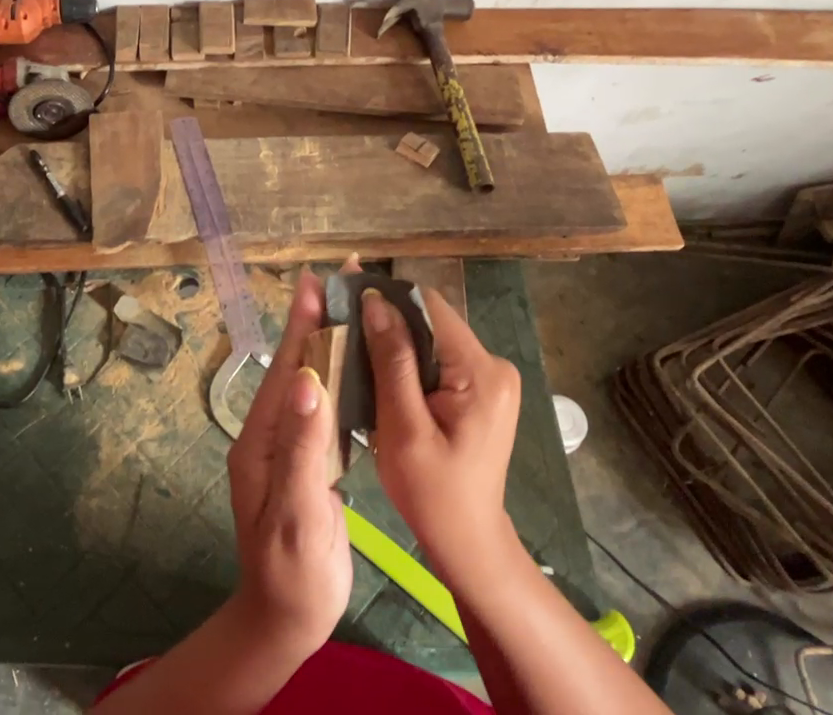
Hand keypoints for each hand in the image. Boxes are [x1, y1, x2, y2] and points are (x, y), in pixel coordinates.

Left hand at [223, 270, 351, 654]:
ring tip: (353, 310)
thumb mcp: (296, 512)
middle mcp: (272, 435)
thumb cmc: (291, 571)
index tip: (314, 282)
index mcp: (262, 440)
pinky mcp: (311, 465)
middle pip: (297, 368)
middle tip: (340, 280)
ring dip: (329, 346)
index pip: (285, 371)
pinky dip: (341, 381)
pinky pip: (325, 411)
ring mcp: (291, 449)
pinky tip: (359, 368)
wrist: (286, 617)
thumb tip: (307, 379)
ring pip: (311, 385)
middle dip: (315, 323)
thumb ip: (301, 447)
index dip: (300, 326)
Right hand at [361, 285, 522, 577]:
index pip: (429, 309)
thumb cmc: (431, 492)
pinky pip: (437, 360)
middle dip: (385, 320)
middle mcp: (493, 366)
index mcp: (481, 373)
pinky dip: (406, 362)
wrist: (466, 540)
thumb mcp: (403, 428)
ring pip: (431, 339)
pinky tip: (377, 372)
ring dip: (393, 341)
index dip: (385, 297)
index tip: (342, 292)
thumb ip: (391, 362)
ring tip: (351, 346)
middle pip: (430, 321)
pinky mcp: (481, 391)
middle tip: (338, 323)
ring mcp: (490, 379)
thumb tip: (373, 302)